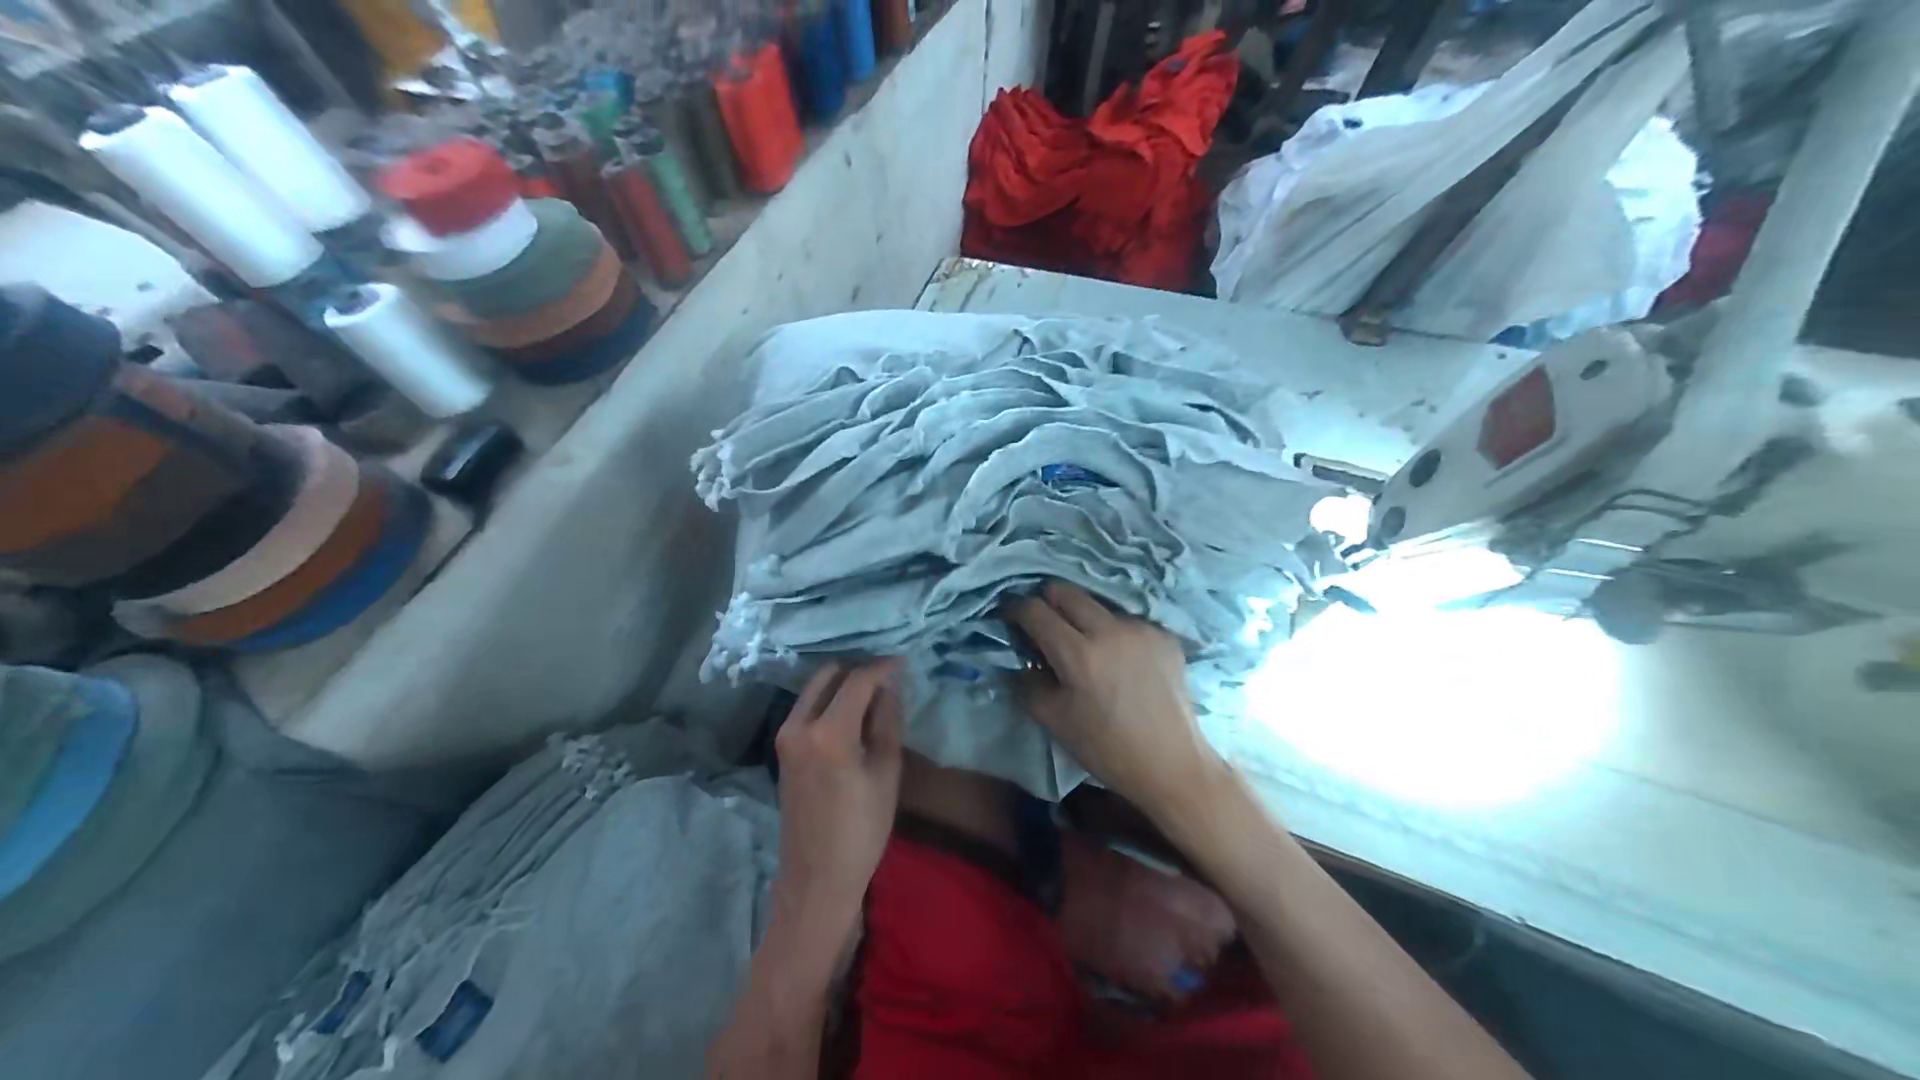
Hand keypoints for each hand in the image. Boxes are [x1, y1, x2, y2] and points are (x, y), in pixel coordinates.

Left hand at [773, 660, 905, 912]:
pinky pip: (807, 707)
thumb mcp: (886, 772)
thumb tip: (890, 684)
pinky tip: (852, 712)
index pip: (858, 680)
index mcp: (828, 732)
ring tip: (874, 692)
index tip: (903, 661)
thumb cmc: (862, 829)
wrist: (817, 877)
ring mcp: (785, 736)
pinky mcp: (782, 748)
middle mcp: (798, 725)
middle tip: (887, 676)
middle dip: (858, 668)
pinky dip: (829, 700)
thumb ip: (887, 720)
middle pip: (828, 675)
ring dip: (842, 683)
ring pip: (814, 689)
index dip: (883, 667)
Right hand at [1005, 582, 1227, 816]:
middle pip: (1067, 591)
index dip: (1016, 609)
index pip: (1036, 610)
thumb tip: (1019, 658)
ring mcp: (1141, 629)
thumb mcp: (1053, 720)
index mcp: (1078, 653)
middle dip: (1048, 600)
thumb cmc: (1105, 747)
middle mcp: (1110, 630)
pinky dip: (1115, 632)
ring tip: (1086, 643)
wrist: (1170, 764)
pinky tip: (1119, 657)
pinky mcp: (1165, 636)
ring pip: (1099, 604)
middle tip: (1044, 622)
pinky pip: (1128, 620)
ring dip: (1084, 616)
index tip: (1011, 617)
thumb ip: (1027, 682)